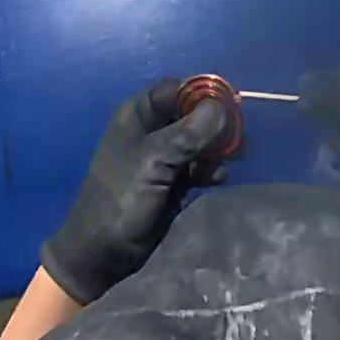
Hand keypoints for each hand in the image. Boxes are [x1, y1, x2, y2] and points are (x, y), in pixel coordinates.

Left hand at [40, 80, 228, 304]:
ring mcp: (161, 156)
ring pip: (198, 140)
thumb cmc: (121, 196)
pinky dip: (209, 169)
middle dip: (213, 124)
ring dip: (215, 148)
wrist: (104, 250)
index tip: (228, 107)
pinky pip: (198, 166)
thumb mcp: (154, 160)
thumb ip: (187, 134)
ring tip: (229, 159)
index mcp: (137, 114)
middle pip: (190, 113)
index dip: (200, 94)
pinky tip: (217, 178)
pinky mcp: (172, 182)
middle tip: (235, 138)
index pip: (174, 89)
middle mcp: (150, 129)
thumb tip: (220, 107)